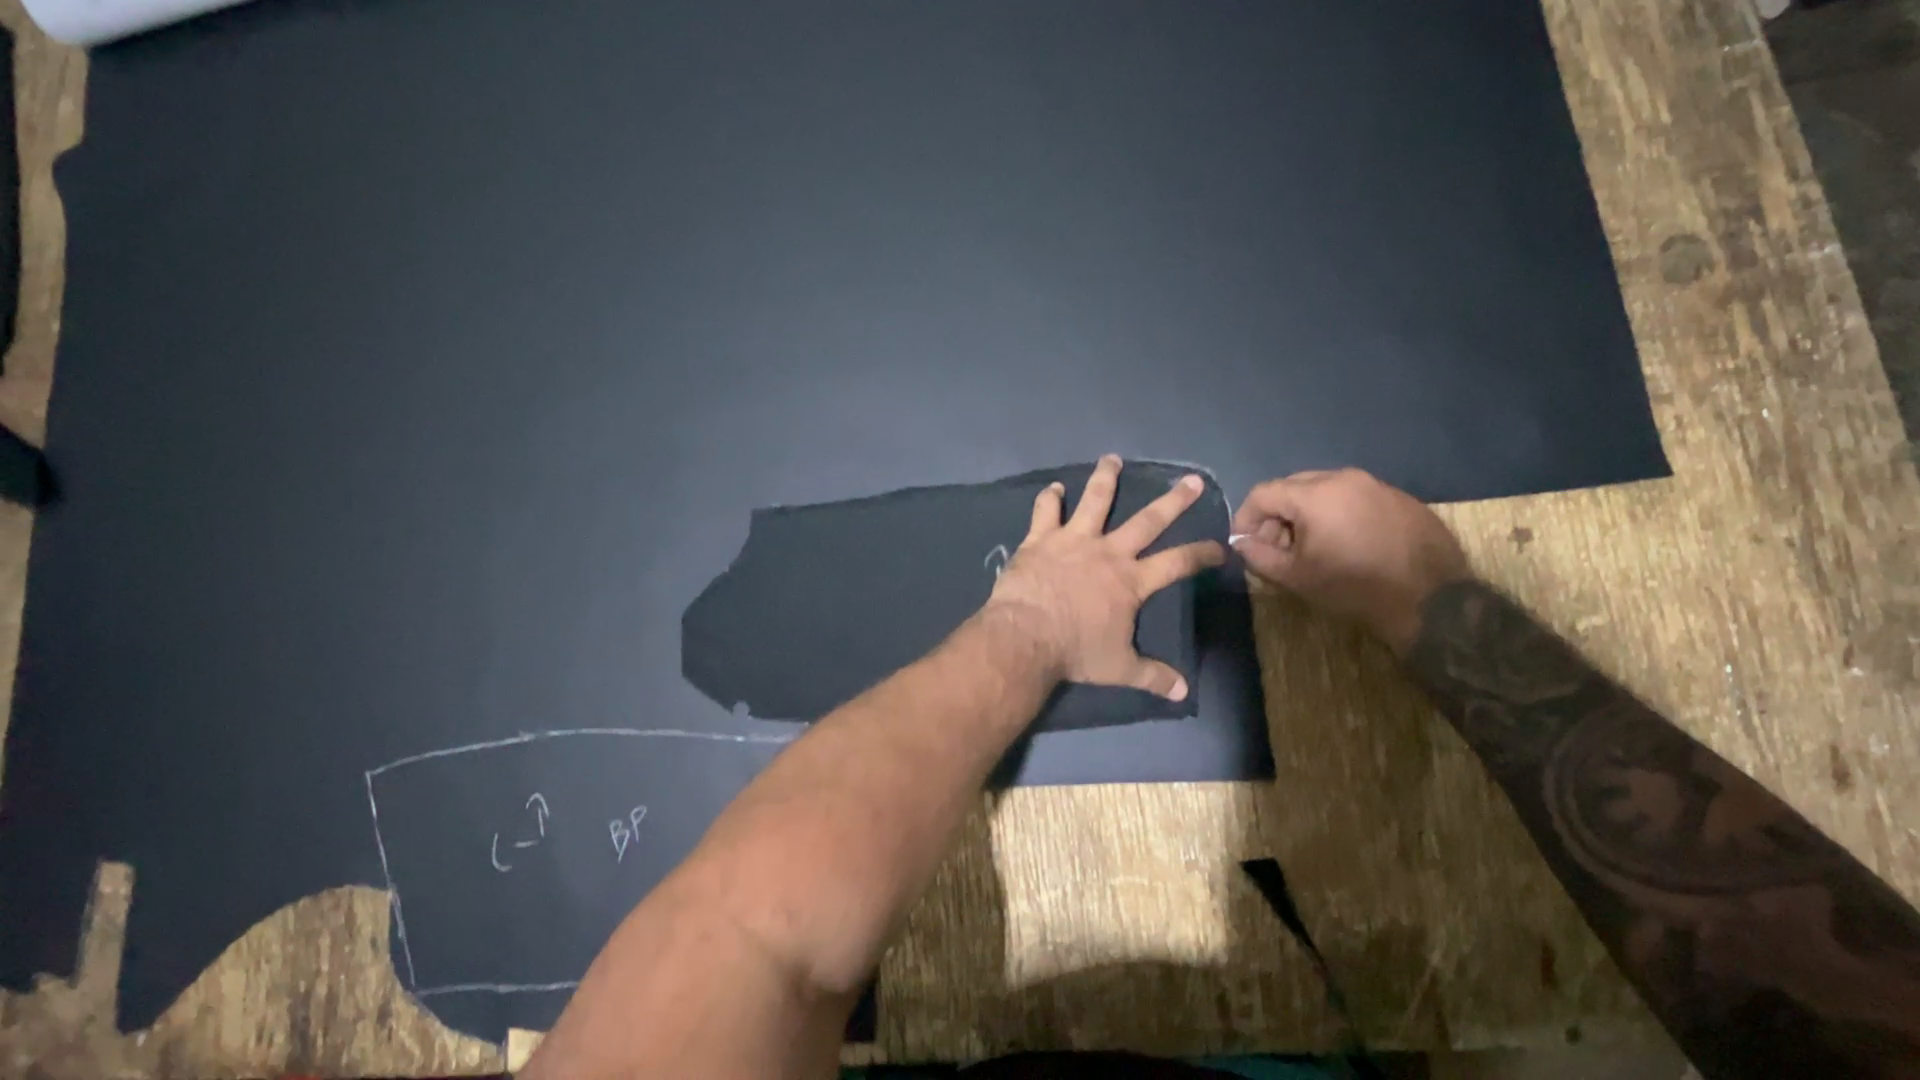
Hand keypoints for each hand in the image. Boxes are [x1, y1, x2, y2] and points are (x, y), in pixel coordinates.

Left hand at [986, 455, 1225, 699]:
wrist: (1025, 636)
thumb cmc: (1075, 651)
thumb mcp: (1119, 668)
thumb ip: (1152, 676)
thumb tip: (1182, 692)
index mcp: (1131, 581)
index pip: (1177, 563)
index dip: (1202, 554)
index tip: (1220, 546)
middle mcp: (1108, 552)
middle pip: (1148, 520)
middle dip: (1173, 500)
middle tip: (1191, 480)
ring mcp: (1073, 540)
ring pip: (1095, 501)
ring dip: (1105, 478)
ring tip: (1112, 458)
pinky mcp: (1040, 539)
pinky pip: (1046, 511)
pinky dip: (1050, 498)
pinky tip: (1054, 488)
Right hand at [1232, 468, 1469, 651]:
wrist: (1430, 600)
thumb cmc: (1353, 588)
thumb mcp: (1296, 577)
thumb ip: (1259, 555)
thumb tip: (1241, 542)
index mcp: (1315, 494)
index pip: (1263, 493)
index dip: (1245, 517)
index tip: (1243, 542)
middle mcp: (1344, 478)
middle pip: (1293, 486)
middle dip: (1276, 514)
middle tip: (1276, 547)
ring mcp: (1376, 485)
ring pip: (1325, 490)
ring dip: (1307, 513)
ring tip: (1311, 547)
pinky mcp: (1400, 498)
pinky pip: (1355, 497)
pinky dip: (1339, 514)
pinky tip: (1347, 544)